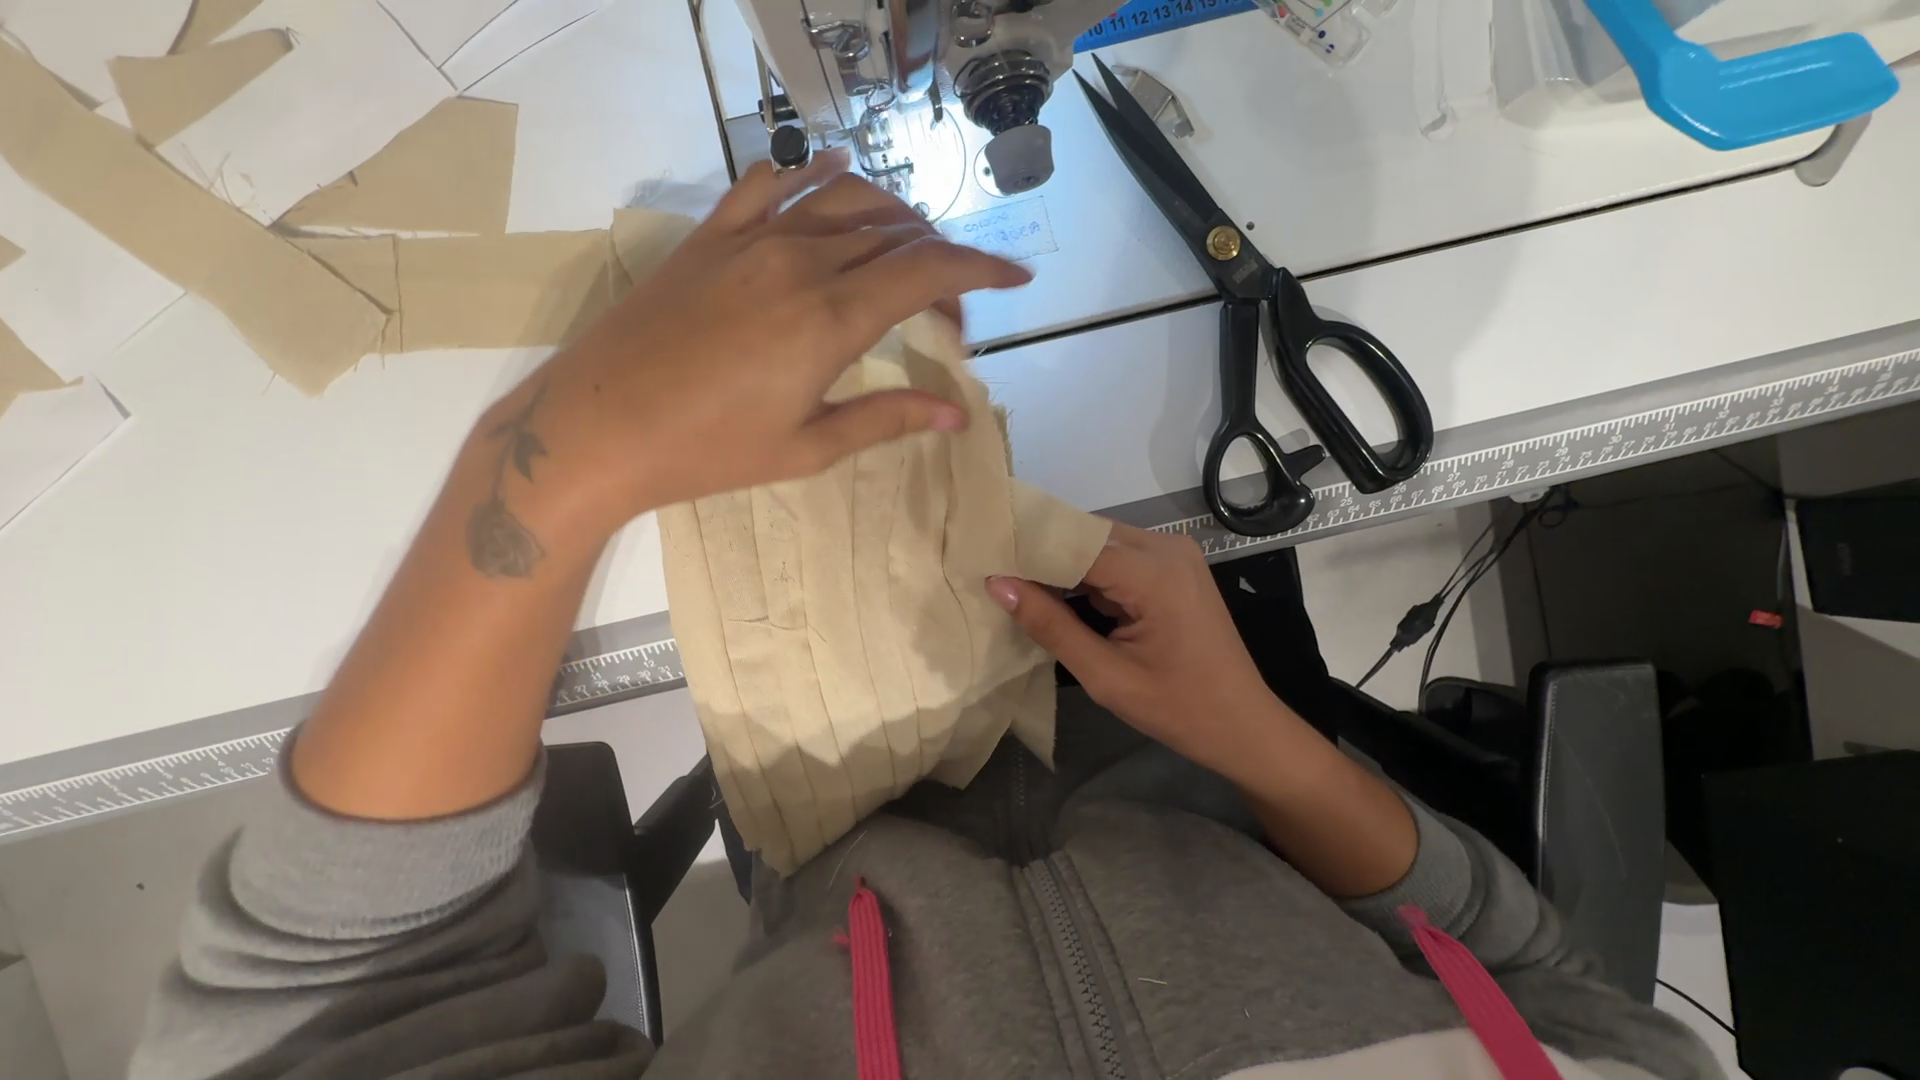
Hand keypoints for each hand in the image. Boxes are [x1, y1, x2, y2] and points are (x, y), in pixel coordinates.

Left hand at [484, 152, 1032, 539]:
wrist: (598, 427)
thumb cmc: (708, 451)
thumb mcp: (807, 447)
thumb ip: (887, 418)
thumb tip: (956, 414)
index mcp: (831, 316)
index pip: (929, 270)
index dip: (982, 270)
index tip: (1017, 279)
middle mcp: (800, 259)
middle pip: (897, 235)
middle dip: (942, 266)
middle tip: (950, 316)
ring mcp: (751, 239)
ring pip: (846, 198)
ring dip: (894, 217)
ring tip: (909, 253)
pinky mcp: (710, 236)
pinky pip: (773, 183)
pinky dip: (815, 174)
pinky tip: (835, 175)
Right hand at [986, 524, 1290, 780]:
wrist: (1244, 725)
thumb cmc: (1179, 709)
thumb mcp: (1106, 675)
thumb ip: (1050, 626)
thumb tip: (997, 584)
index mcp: (1155, 573)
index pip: (1074, 543)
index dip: (1025, 550)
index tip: (980, 558)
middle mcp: (1167, 548)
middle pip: (1086, 534)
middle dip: (1040, 552)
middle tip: (991, 570)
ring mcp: (1174, 554)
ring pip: (1099, 542)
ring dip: (1061, 563)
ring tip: (1012, 582)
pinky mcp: (1174, 567)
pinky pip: (1118, 557)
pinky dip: (1086, 573)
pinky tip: (1053, 592)